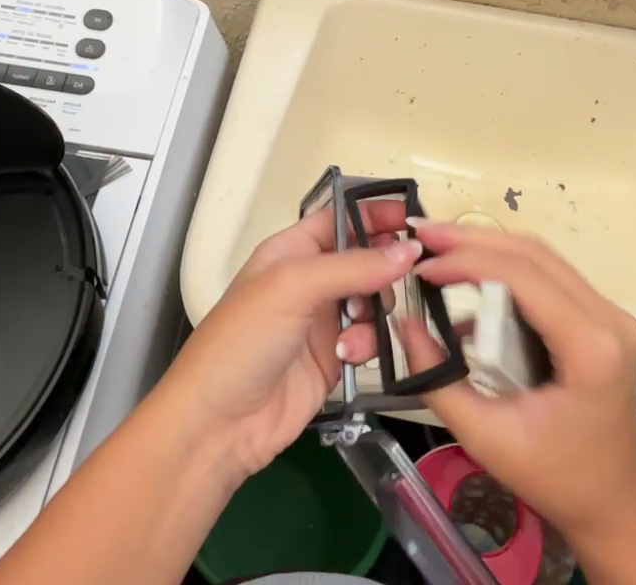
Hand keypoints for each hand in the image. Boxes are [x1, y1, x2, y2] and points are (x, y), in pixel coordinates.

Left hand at [155, 201, 421, 477]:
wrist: (220, 422)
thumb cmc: (244, 340)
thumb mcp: (293, 288)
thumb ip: (353, 266)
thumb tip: (409, 250)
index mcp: (292, 250)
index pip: (341, 217)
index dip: (375, 213)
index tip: (415, 219)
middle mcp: (310, 279)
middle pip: (365, 258)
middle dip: (385, 266)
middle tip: (406, 275)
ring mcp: (323, 319)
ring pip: (374, 299)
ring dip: (375, 310)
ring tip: (360, 324)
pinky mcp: (335, 357)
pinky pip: (369, 338)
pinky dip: (367, 343)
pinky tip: (349, 356)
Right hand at [397, 222, 635, 546]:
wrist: (614, 505)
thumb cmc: (555, 477)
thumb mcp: (486, 436)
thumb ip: (439, 380)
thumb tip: (405, 324)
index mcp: (592, 348)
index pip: (524, 277)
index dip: (468, 261)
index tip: (422, 267)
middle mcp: (610, 319)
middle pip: (534, 255)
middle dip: (472, 240)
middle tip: (421, 234)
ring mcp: (612, 316)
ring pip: (542, 258)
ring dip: (488, 248)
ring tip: (438, 247)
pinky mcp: (603, 320)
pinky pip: (550, 277)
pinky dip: (506, 268)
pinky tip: (469, 278)